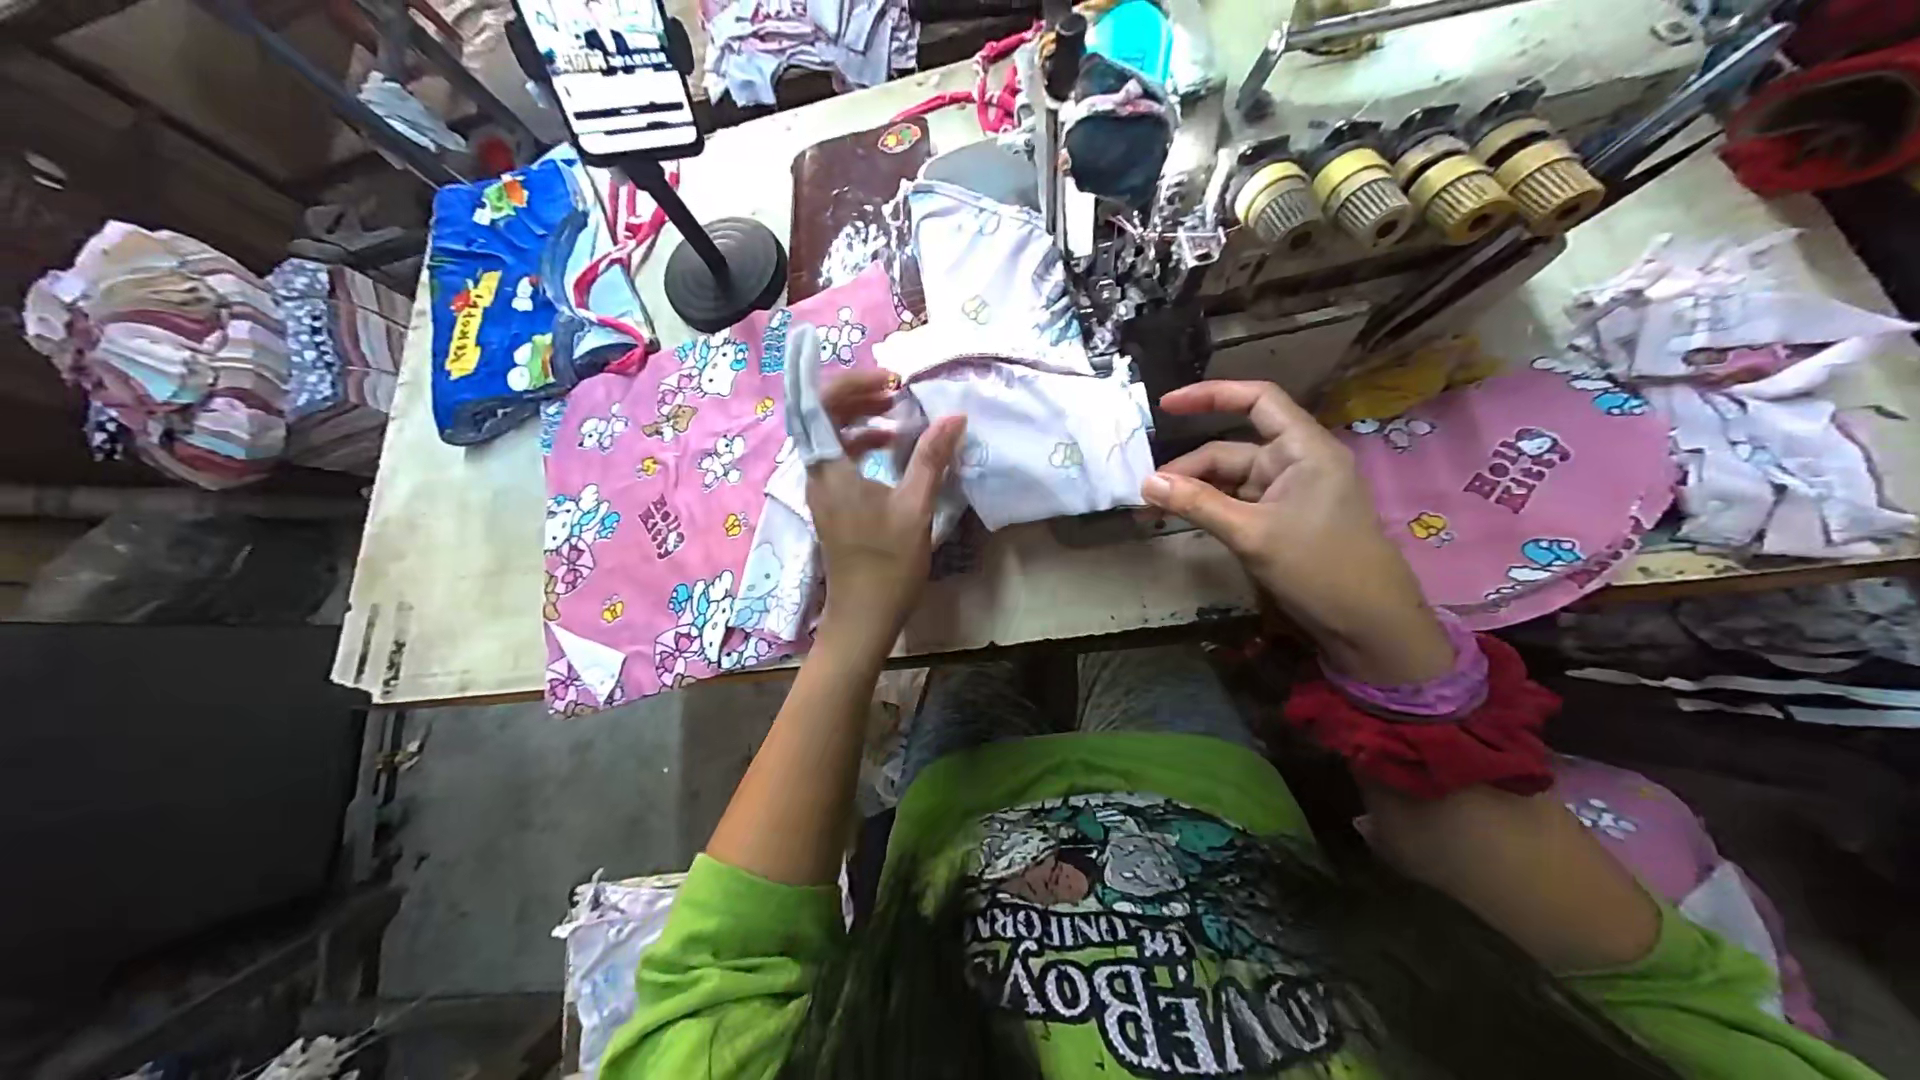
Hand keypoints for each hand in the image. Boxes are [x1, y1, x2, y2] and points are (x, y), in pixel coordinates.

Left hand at [805, 369, 965, 651]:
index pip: (817, 406)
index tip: (877, 369)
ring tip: (895, 409)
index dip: (842, 380)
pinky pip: (839, 457)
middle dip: (855, 393)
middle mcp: (817, 474)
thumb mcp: (915, 508)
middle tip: (893, 386)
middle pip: (821, 415)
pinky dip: (861, 442)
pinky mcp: (832, 503)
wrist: (863, 616)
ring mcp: (822, 489)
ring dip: (858, 416)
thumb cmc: (887, 564)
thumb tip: (954, 417)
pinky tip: (890, 446)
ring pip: (829, 435)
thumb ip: (931, 459)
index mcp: (829, 470)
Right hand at [1141, 380, 1451, 683]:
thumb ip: (1197, 504)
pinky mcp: (1282, 520)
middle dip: (1187, 468)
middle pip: (1231, 449)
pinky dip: (1209, 509)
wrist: (1369, 625)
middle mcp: (1296, 463)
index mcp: (1303, 449)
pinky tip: (1182, 520)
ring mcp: (1289, 493)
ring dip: (1194, 492)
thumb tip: (1146, 483)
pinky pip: (1237, 503)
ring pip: (1230, 480)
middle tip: (1146, 495)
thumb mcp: (1251, 534)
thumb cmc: (1320, 568)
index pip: (1256, 401)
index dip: (1211, 396)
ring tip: (1153, 511)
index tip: (1166, 406)